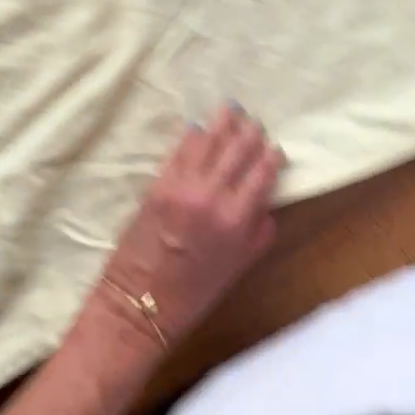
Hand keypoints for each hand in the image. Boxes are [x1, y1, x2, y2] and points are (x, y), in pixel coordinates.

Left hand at [98, 104, 284, 347]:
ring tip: (232, 109)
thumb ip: (258, 233)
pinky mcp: (159, 184)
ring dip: (223, 123)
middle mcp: (213, 196)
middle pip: (238, 151)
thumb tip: (266, 204)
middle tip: (256, 123)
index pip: (262, 173)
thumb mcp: (238, 268)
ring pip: (209, 141)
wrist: (138, 306)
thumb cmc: (193, 294)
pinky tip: (199, 126)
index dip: (272, 156)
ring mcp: (184, 186)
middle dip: (250, 133)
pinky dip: (192, 135)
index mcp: (237, 219)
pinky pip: (180, 150)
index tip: (276, 147)